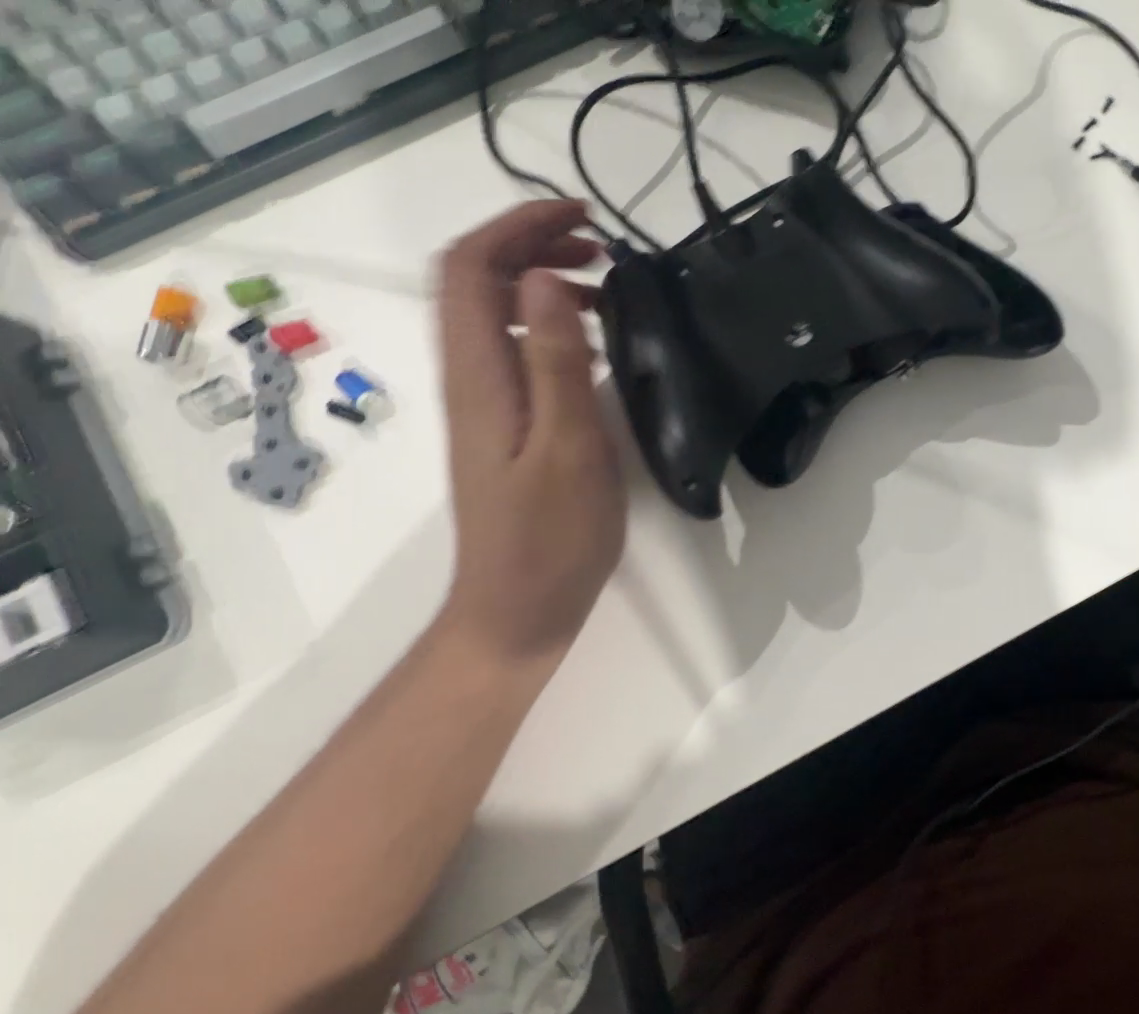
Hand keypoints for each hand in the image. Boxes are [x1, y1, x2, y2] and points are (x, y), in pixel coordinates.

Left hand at [435, 200, 625, 659]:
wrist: (517, 609)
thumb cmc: (549, 538)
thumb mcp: (568, 448)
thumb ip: (555, 361)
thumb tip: (545, 278)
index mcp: (480, 375)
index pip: (473, 268)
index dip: (518, 226)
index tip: (584, 218)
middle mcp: (470, 377)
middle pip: (477, 280)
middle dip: (531, 242)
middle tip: (603, 247)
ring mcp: (484, 402)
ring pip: (495, 312)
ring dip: (542, 280)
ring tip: (607, 286)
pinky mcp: (503, 425)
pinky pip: (515, 348)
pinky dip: (550, 323)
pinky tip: (594, 345)